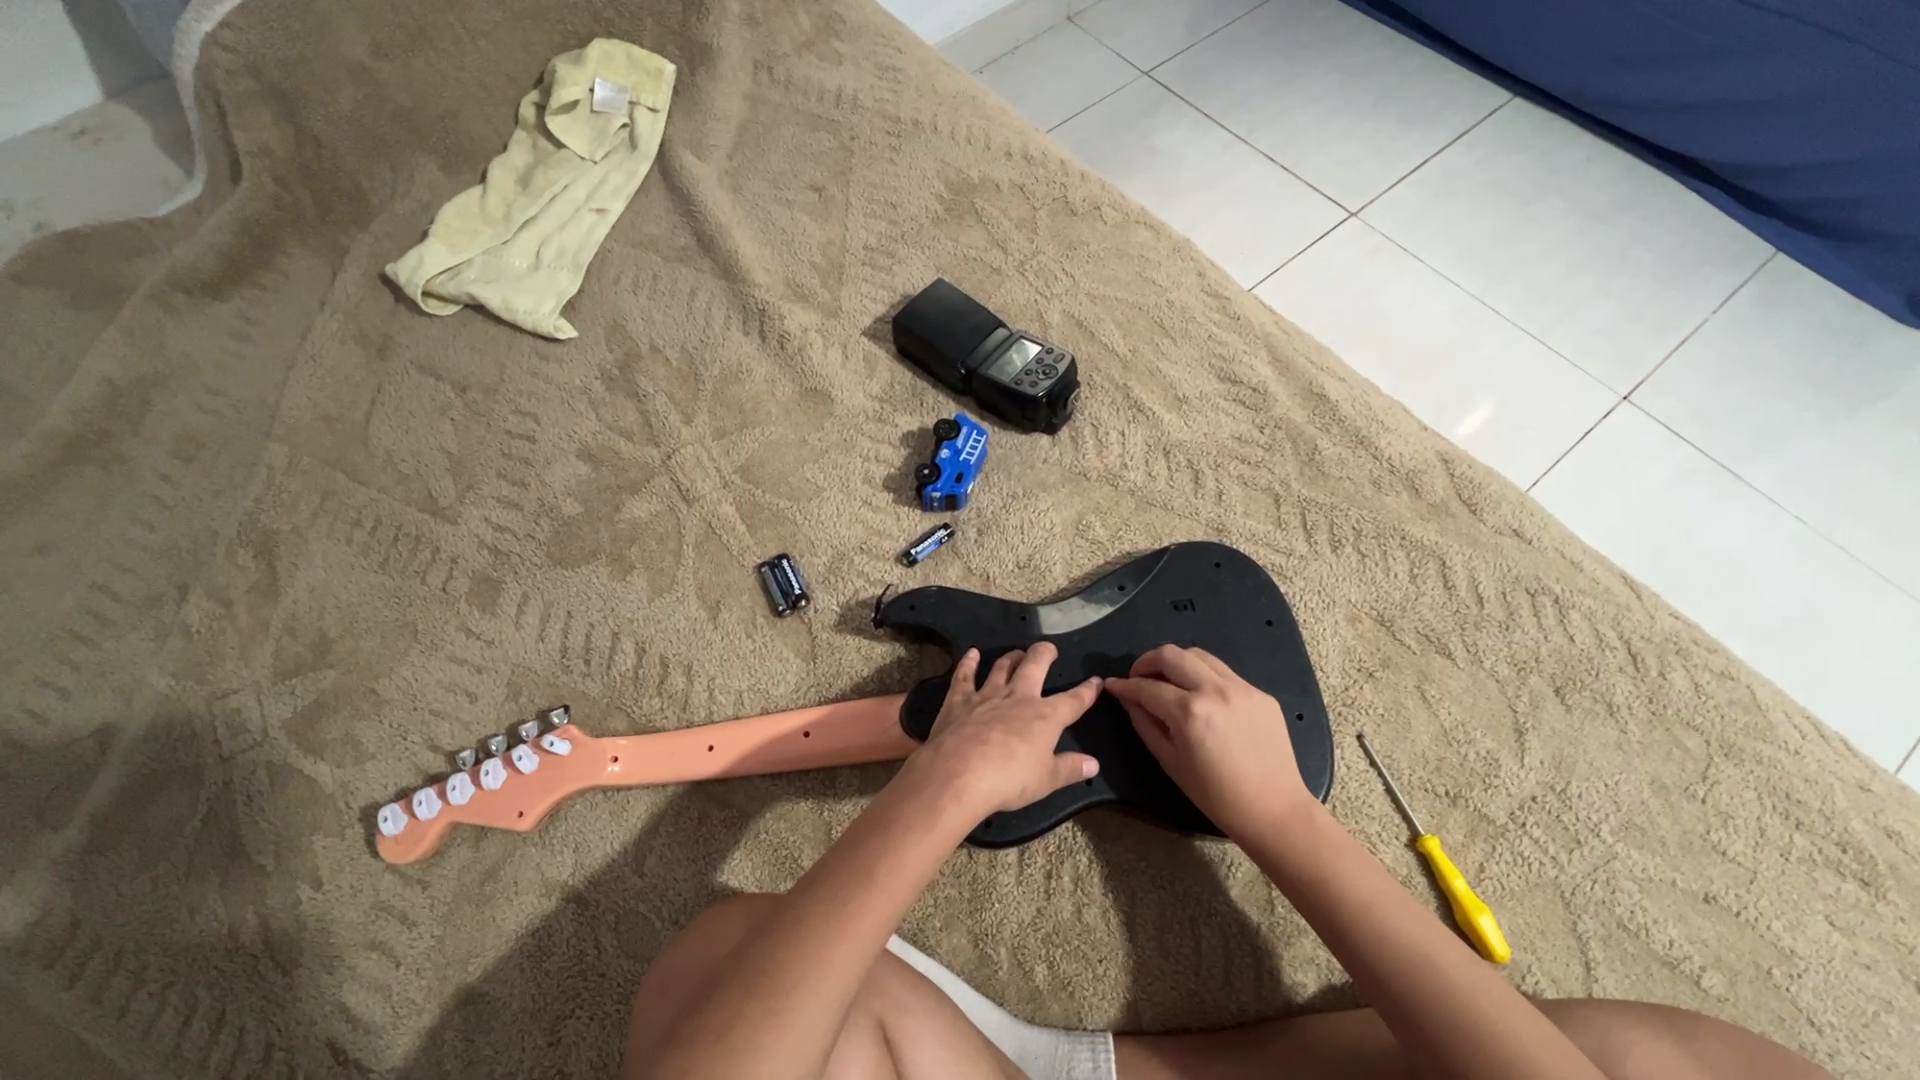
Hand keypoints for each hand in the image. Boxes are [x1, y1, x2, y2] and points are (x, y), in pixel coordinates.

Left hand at [905, 643, 1101, 818]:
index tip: (1096, 681)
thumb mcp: (1046, 780)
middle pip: (1035, 666)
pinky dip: (968, 663)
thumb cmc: (1009, 779)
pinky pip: (965, 676)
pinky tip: (972, 653)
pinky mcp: (959, 700)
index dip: (1087, 691)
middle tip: (1049, 649)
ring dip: (1012, 657)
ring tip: (1018, 652)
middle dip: (1044, 654)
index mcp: (1045, 716)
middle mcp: (1018, 697)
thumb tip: (1094, 764)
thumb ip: (1070, 769)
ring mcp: (987, 695)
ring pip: (1002, 667)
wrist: (959, 773)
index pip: (1073, 700)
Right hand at [1105, 645, 1313, 839]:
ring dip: (1176, 662)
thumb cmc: (1215, 795)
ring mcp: (1242, 688)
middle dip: (1146, 661)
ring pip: (1199, 655)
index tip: (1113, 685)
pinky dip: (1203, 676)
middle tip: (1137, 676)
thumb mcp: (1169, 761)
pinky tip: (1201, 697)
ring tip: (1167, 680)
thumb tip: (1128, 699)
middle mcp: (1215, 690)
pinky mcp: (1260, 693)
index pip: (1147, 687)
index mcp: (1190, 713)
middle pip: (1171, 655)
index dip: (1125, 685)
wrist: (1272, 808)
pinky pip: (1224, 672)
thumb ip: (1145, 723)